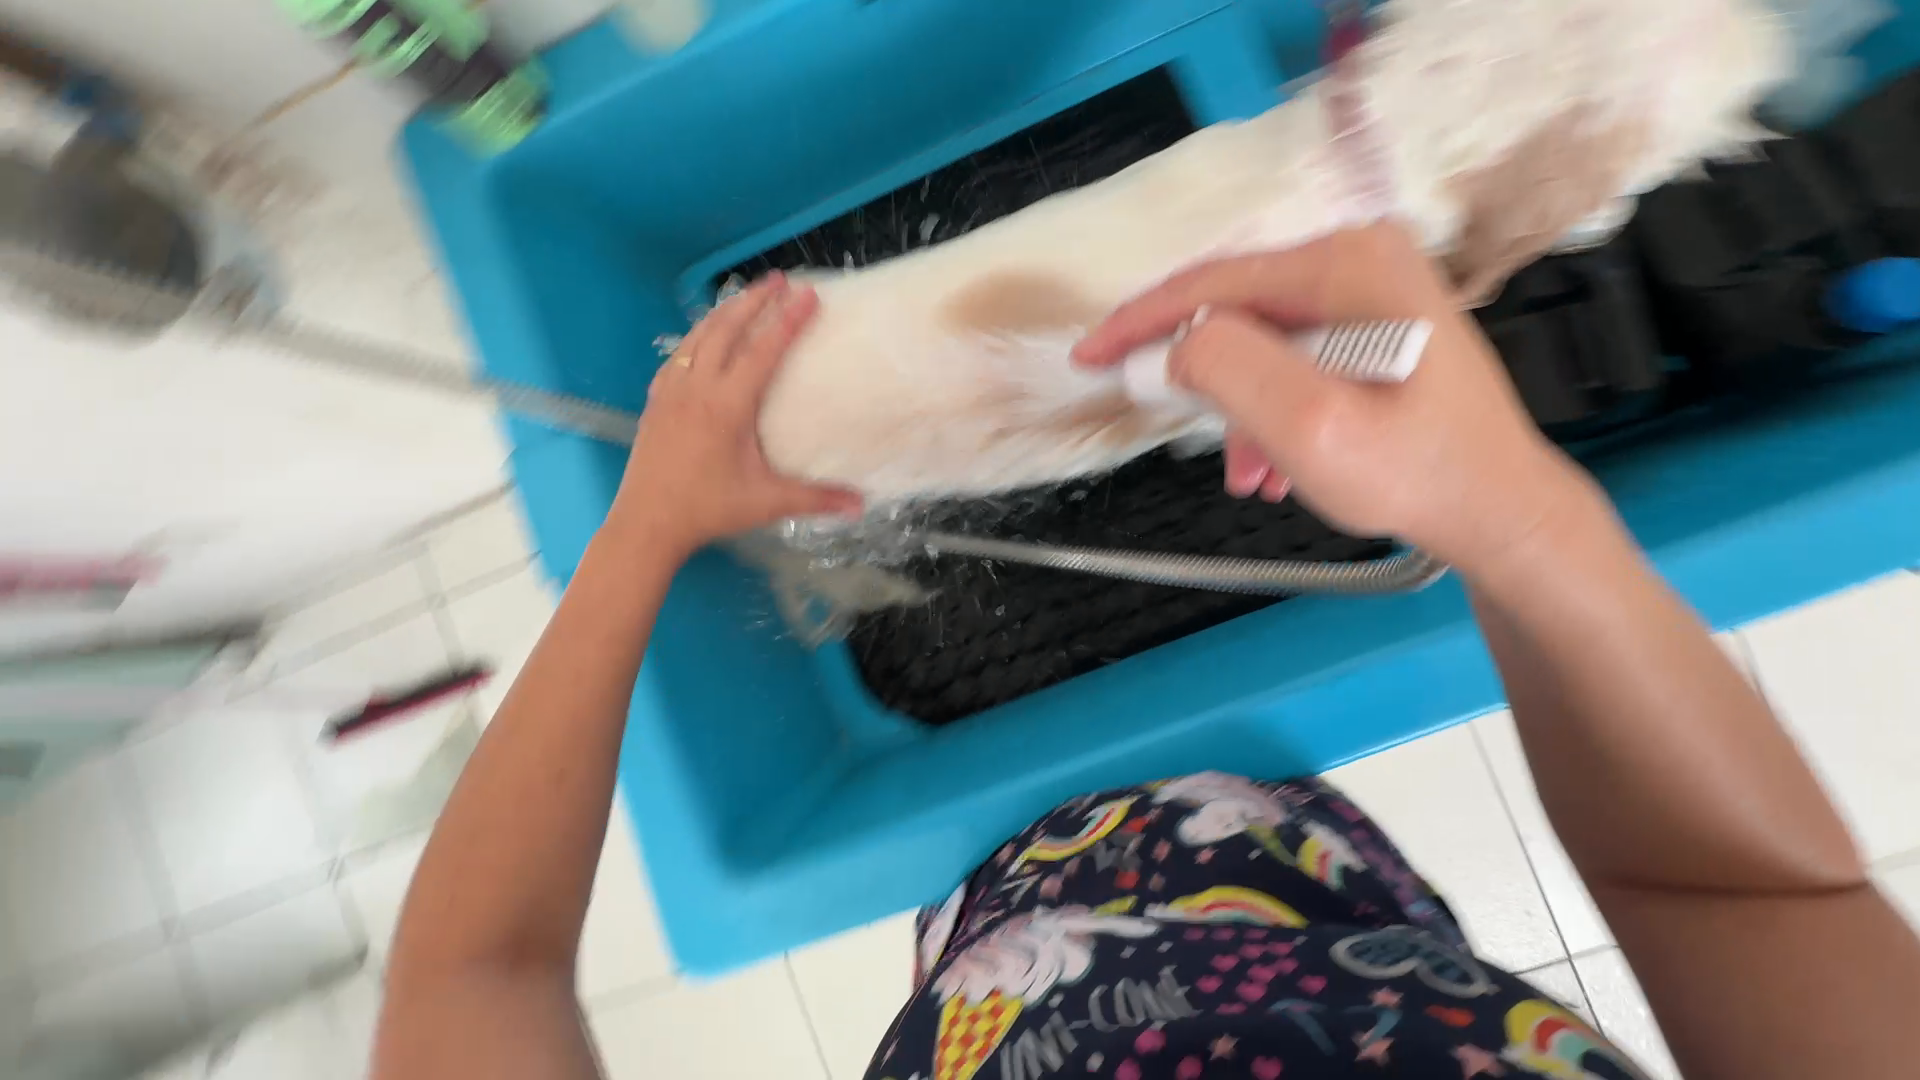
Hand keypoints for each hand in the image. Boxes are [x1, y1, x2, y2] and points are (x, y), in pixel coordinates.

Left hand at [606, 274, 861, 559]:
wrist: (646, 523)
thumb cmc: (709, 509)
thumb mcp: (767, 503)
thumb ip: (816, 499)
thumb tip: (861, 505)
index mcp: (728, 405)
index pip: (764, 350)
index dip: (789, 320)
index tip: (809, 293)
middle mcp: (698, 387)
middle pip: (727, 329)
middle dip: (755, 300)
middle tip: (779, 278)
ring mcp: (671, 391)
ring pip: (698, 336)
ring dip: (725, 312)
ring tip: (746, 297)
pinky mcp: (656, 401)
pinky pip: (678, 355)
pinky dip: (697, 336)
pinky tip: (703, 340)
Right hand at [1073, 224, 1598, 572]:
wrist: (1499, 513)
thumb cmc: (1415, 473)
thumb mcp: (1311, 427)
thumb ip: (1231, 369)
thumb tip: (1172, 345)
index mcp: (1347, 264)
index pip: (1212, 282)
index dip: (1140, 322)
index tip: (1090, 357)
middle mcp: (1358, 261)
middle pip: (1234, 312)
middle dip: (1198, 378)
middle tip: (1169, 425)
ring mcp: (1368, 295)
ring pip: (1258, 345)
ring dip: (1237, 411)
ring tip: (1248, 475)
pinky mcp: (1371, 330)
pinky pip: (1289, 363)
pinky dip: (1267, 413)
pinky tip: (1273, 465)